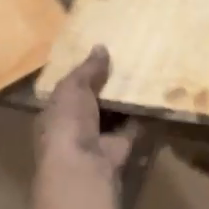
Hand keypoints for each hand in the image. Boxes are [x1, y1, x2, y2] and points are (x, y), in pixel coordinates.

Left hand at [38, 45, 138, 184]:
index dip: (81, 74)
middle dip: (106, 85)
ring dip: (125, 99)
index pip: (67, 90)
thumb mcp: (72, 88)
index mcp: (55, 112)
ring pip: (114, 113)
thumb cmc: (67, 121)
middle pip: (92, 101)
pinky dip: (142, 114)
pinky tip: (153, 95)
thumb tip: (101, 46)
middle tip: (125, 60)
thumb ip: (87, 69)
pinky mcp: (120, 146)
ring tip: (143, 72)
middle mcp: (75, 126)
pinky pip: (133, 125)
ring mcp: (98, 137)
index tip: (99, 57)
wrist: (85, 162)